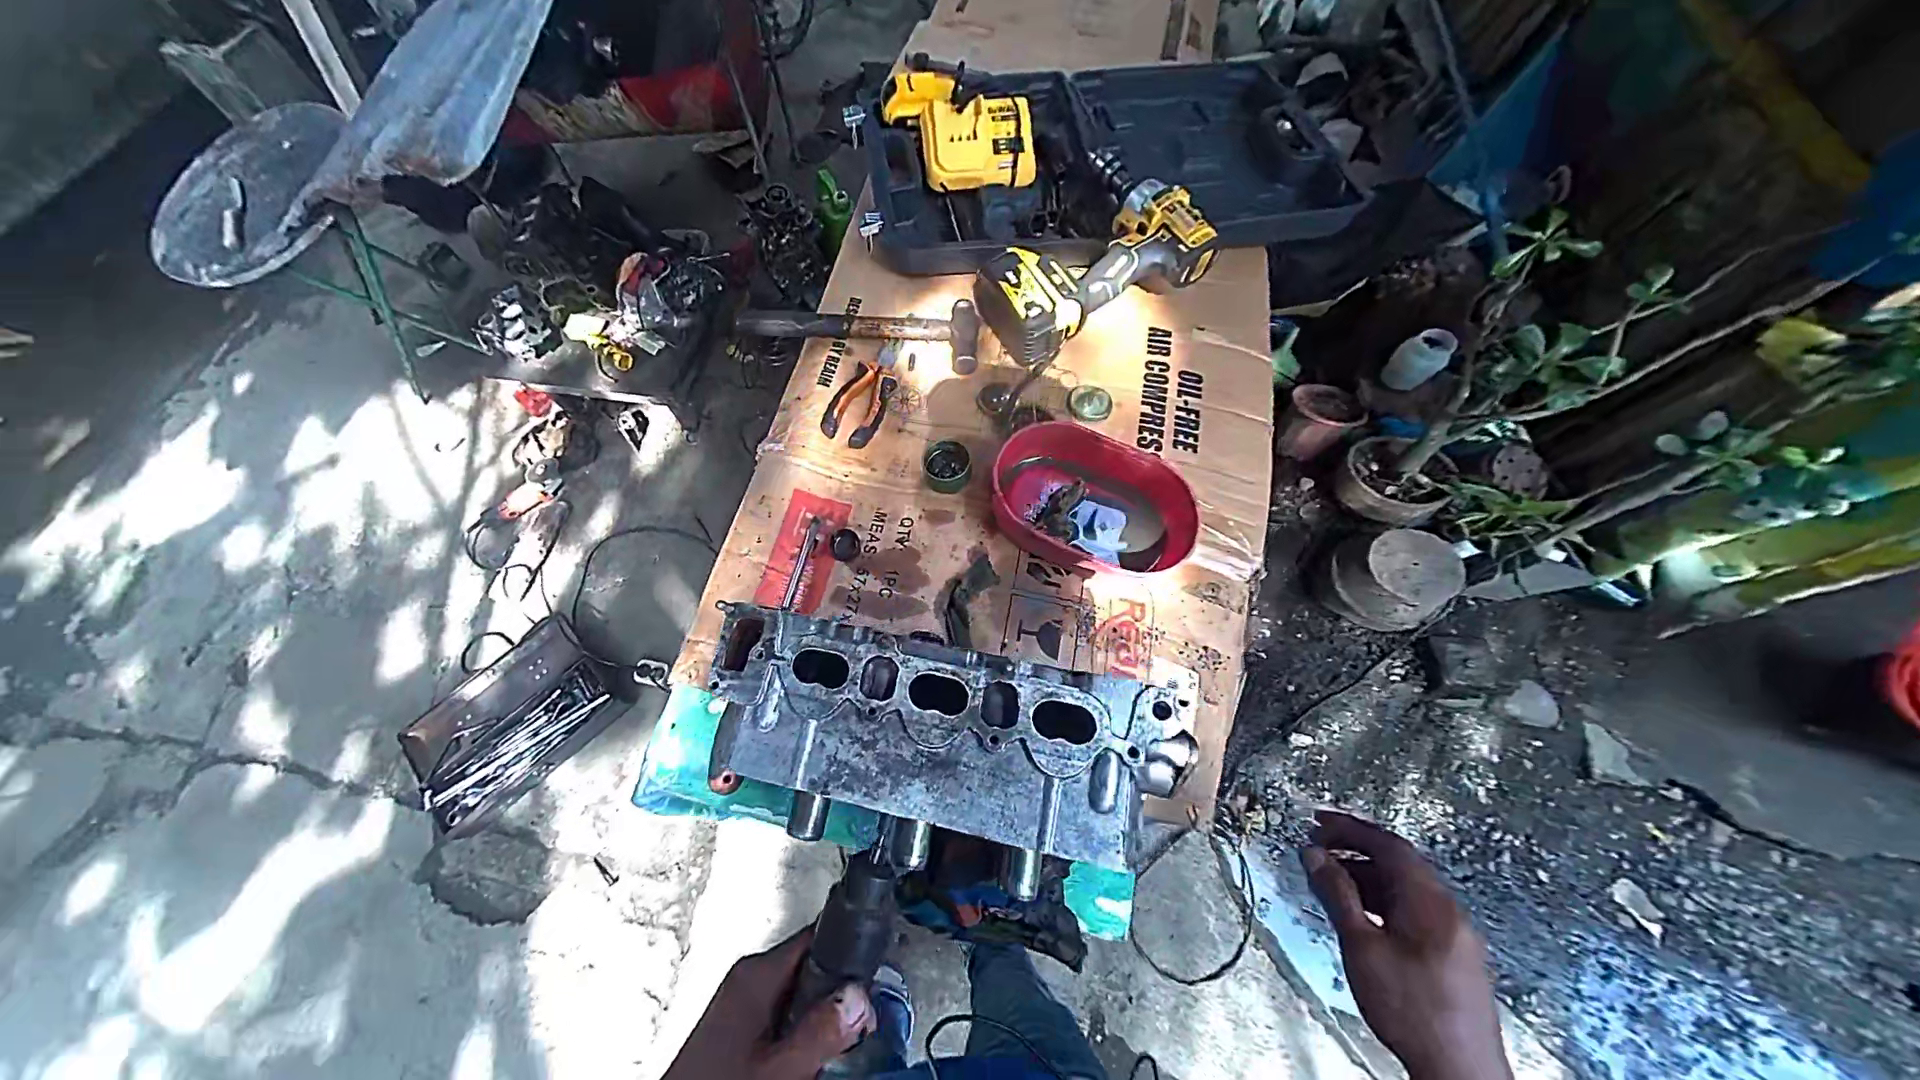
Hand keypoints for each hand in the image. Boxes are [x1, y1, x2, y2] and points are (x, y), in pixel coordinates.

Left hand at [663, 927, 875, 1079]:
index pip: (817, 935)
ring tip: (836, 1045)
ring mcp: (743, 1002)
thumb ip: (821, 1031)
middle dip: (838, 992)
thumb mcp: (777, 1070)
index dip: (850, 949)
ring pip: (801, 992)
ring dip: (821, 1015)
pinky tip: (808, 1058)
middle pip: (813, 965)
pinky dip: (802, 1030)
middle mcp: (750, 978)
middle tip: (860, 1023)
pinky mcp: (739, 1026)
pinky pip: (785, 1013)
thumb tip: (860, 996)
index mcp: (757, 973)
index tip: (874, 974)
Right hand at [1301, 810, 1511, 1079]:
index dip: (1350, 828)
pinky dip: (1383, 897)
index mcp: (1431, 902)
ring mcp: (1456, 934)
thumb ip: (1337, 893)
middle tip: (1319, 844)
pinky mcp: (1454, 955)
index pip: (1389, 845)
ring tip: (1330, 877)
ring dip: (1367, 874)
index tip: (1319, 822)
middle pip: (1400, 863)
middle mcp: (1449, 911)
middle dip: (1356, 848)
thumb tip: (1314, 855)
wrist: (1459, 1074)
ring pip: (1406, 886)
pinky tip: (1360, 910)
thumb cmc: (1410, 1009)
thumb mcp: (1361, 945)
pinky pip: (1414, 908)